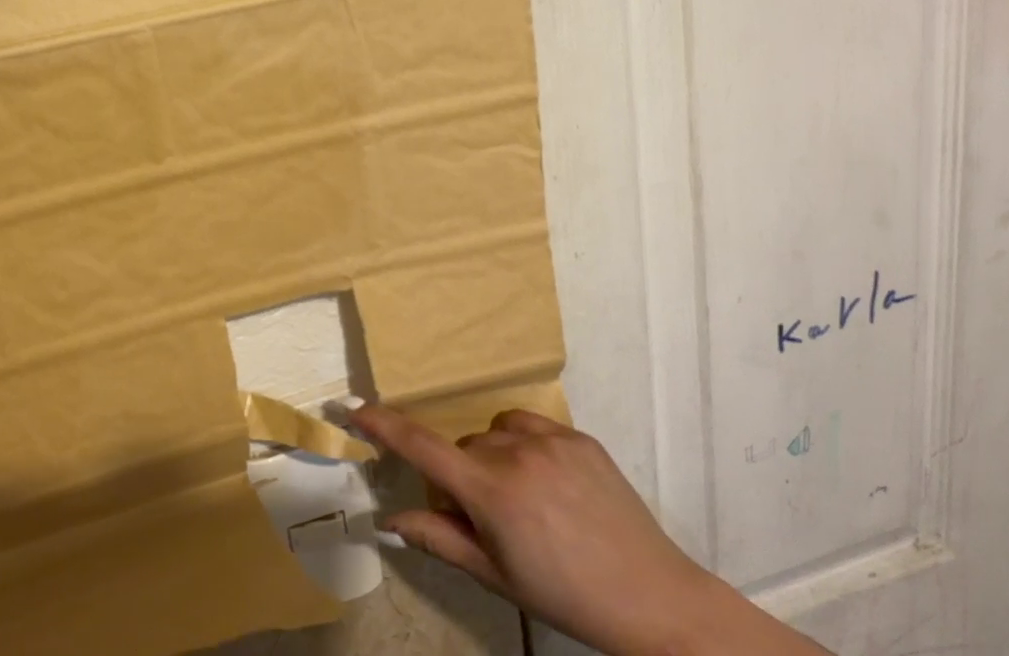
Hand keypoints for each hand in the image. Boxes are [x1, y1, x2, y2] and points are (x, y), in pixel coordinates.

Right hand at [348, 404, 830, 655]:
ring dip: (491, 457)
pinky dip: (522, 446)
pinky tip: (548, 483)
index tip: (355, 408)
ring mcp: (552, 441)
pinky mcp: (580, 438)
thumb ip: (437, 538)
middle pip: (461, 447)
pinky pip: (529, 426)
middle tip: (487, 518)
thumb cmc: (564, 595)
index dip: (382, 425)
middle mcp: (516, 454)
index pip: (421, 446)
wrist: (654, 599)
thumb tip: (387, 519)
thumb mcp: (493, 575)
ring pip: (492, 434)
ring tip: (522, 498)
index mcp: (491, 491)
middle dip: (460, 475)